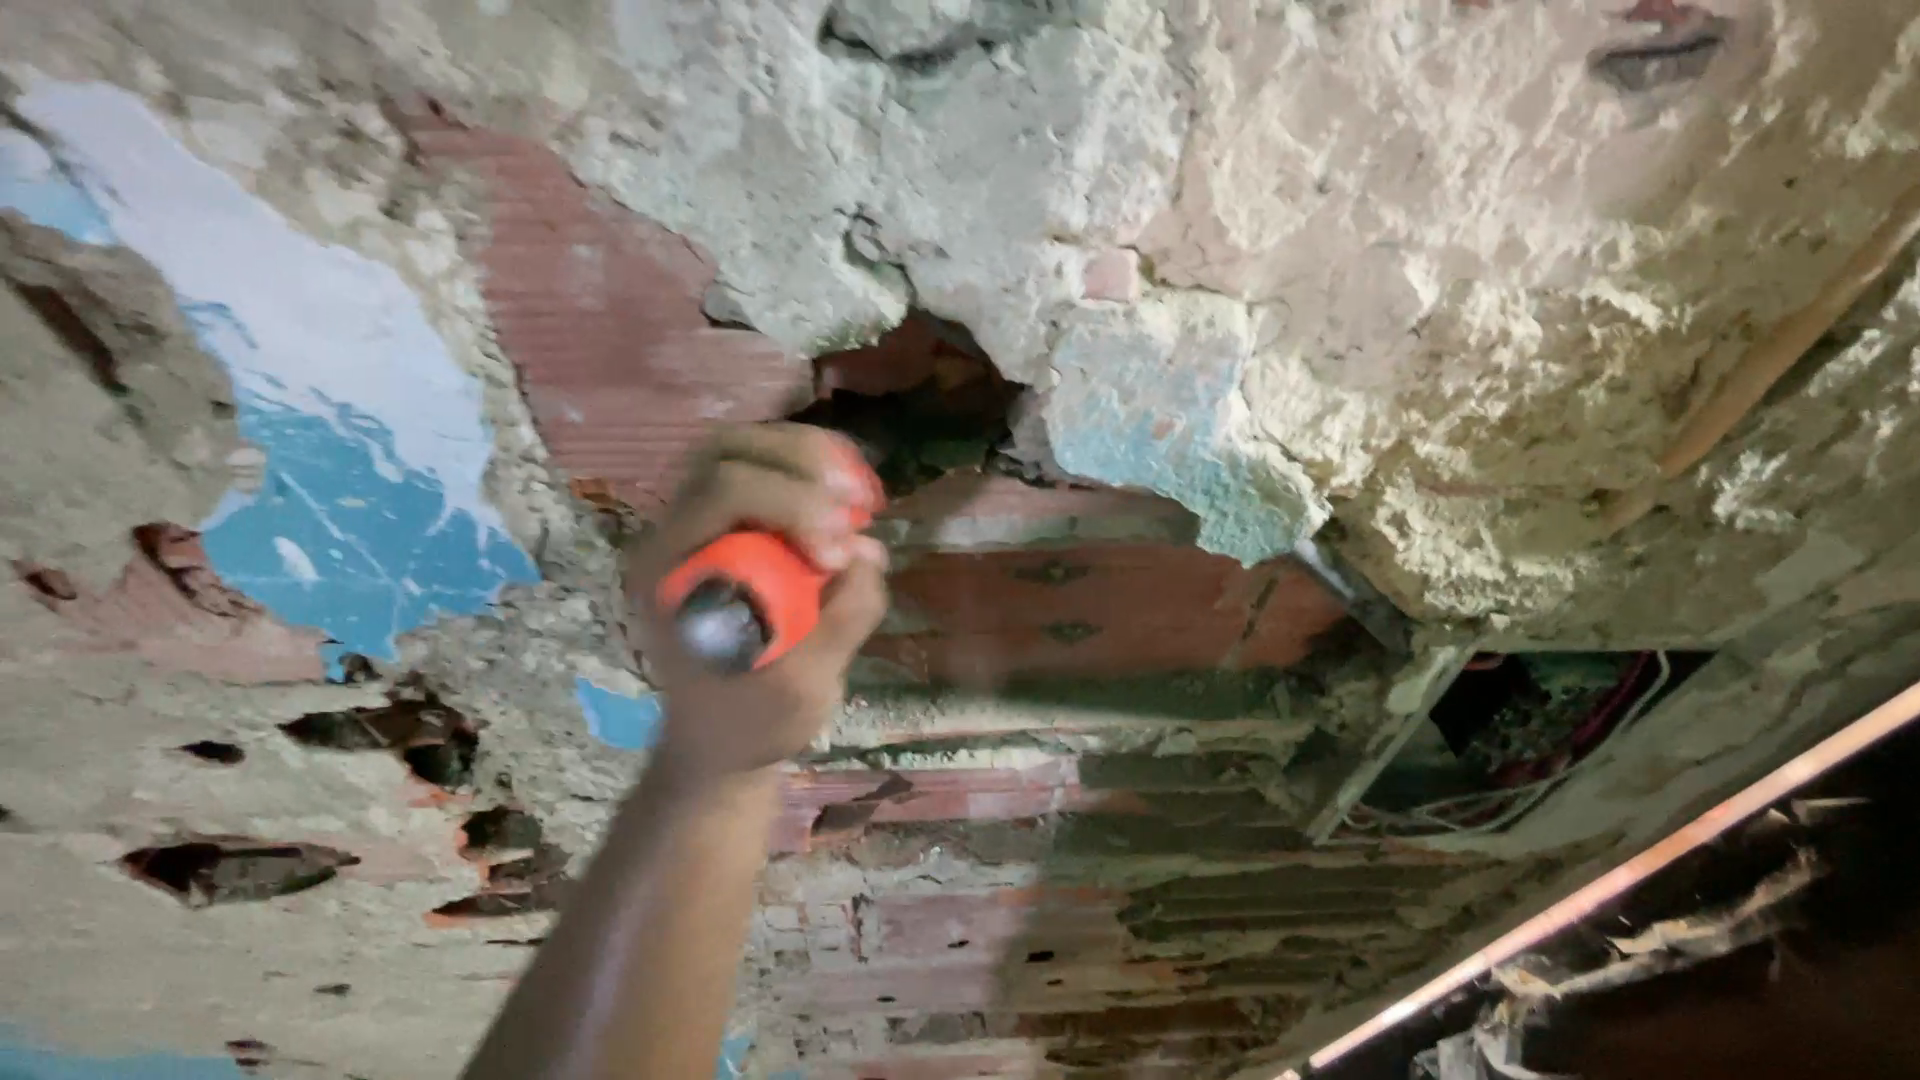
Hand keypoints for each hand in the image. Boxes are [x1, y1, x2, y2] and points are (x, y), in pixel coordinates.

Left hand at [623, 424, 888, 778]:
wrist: (724, 738)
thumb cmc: (752, 721)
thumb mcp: (803, 689)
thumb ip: (840, 620)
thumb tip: (868, 555)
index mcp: (671, 572)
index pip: (724, 492)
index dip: (792, 505)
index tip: (839, 554)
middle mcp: (674, 534)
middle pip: (728, 450)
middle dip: (801, 463)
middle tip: (857, 501)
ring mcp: (701, 525)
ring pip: (747, 448)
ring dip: (811, 459)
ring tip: (860, 496)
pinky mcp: (732, 527)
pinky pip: (768, 470)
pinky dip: (815, 472)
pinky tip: (851, 499)